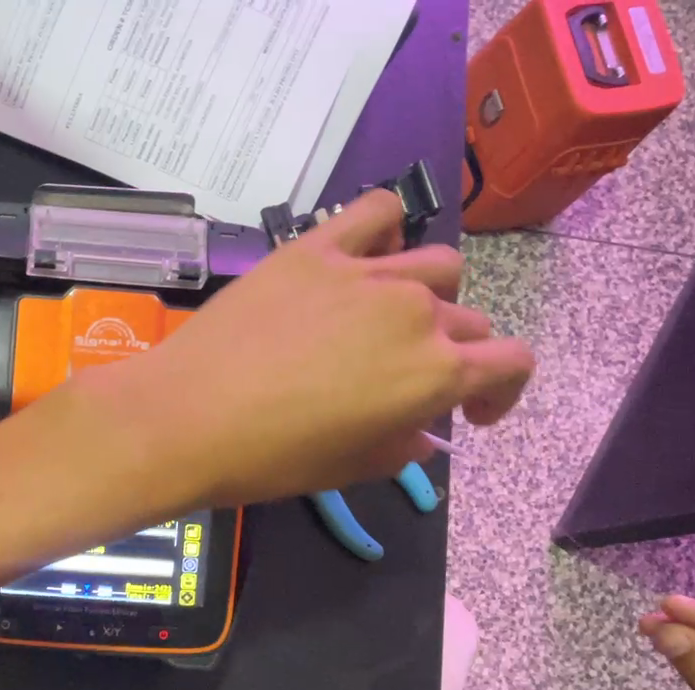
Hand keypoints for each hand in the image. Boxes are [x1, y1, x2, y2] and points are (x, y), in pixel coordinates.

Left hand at [62, 189, 532, 507]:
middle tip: (405, 381)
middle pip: (468, 319)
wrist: (183, 419)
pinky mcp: (314, 250)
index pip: (510, 364)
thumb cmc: (264, 460)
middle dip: (453, 355)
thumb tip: (425, 436)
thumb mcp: (345, 471)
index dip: (502, 392)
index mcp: (433, 374)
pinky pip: (375, 213)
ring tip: (386, 322)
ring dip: (428, 297)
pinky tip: (365, 260)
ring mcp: (365, 274)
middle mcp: (415, 313)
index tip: (473, 413)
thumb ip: (399, 449)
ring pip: (436, 266)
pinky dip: (385, 231)